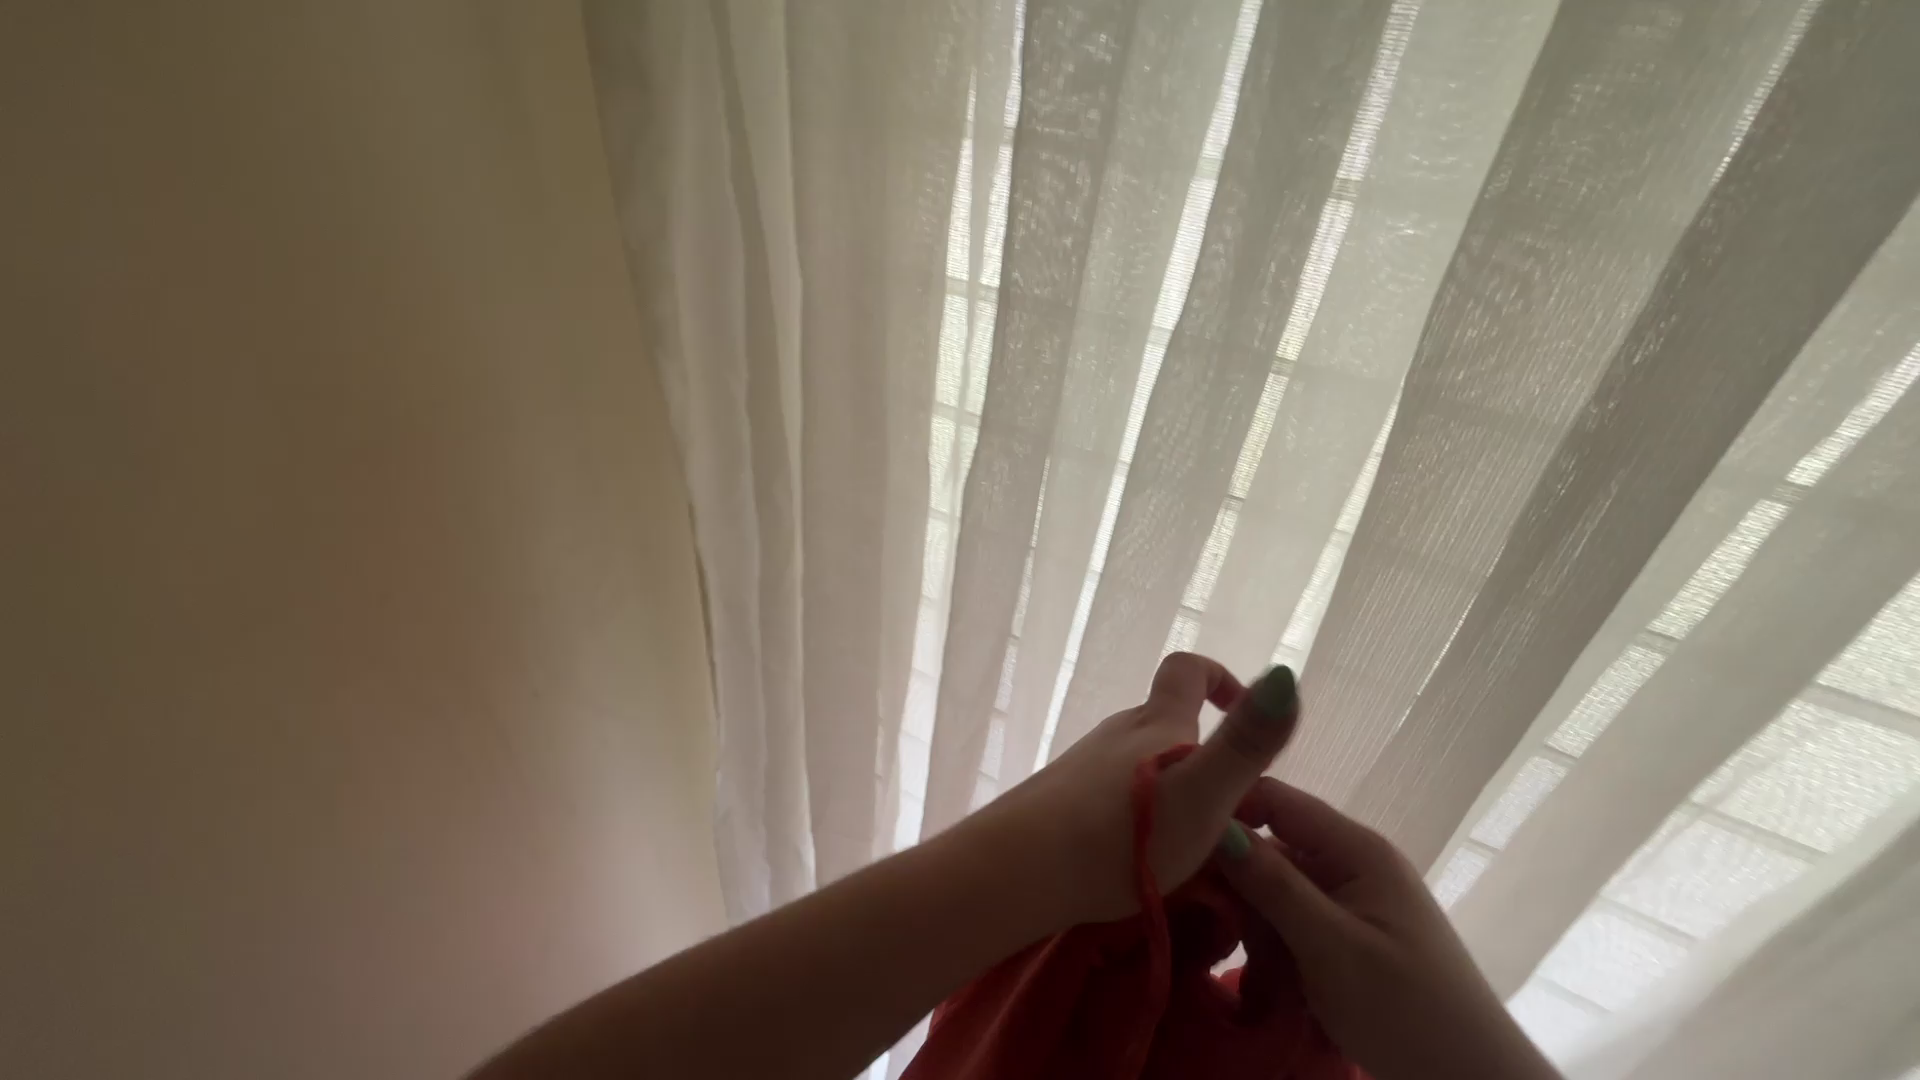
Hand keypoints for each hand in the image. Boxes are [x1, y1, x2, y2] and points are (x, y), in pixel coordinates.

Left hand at [966, 652, 1299, 928]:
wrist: (1023, 869)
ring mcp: (1086, 763)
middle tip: (1229, 809)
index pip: (1186, 670)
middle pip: (1164, 720)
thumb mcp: (1203, 793)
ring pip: (1140, 759)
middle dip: (1201, 750)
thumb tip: (1286, 674)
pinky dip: (1140, 807)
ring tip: (1191, 840)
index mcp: (1156, 724)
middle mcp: (1118, 732)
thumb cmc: (1124, 834)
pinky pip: (1115, 789)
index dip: (1217, 676)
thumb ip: (1246, 742)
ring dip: (1172, 784)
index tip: (1239, 708)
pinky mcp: (1064, 796)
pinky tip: (1140, 852)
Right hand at [1215, 779, 1559, 1079]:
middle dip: (1232, 875)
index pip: (1274, 797)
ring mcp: (1347, 898)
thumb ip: (1272, 883)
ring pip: (1272, 884)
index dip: (1226, 806)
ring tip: (1233, 954)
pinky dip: (1268, 939)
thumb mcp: (1331, 947)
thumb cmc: (1408, 1013)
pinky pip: (1288, 917)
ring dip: (1249, 916)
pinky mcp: (1343, 933)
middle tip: (1196, 908)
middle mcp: (1349, 861)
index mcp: (1355, 848)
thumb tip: (1212, 823)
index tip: (1175, 833)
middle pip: (1269, 842)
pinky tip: (1256, 972)